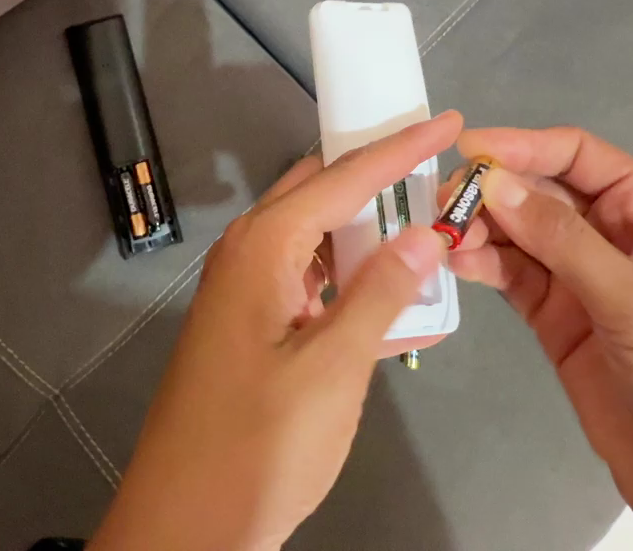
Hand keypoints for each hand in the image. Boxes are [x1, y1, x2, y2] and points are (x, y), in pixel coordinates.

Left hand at [89, 112, 461, 550]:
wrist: (184, 522)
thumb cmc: (259, 442)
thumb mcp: (333, 368)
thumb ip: (382, 295)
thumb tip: (426, 234)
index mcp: (264, 245)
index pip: (343, 177)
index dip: (400, 149)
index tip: (448, 122)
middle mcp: (249, 251)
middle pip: (323, 194)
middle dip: (381, 180)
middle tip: (440, 173)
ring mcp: (246, 287)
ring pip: (317, 237)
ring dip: (369, 235)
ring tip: (429, 234)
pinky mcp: (251, 322)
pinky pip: (309, 281)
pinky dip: (351, 282)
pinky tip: (397, 303)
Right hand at [447, 127, 632, 550]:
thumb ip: (564, 241)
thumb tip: (493, 179)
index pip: (579, 157)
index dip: (522, 146)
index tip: (465, 151)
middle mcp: (619, 239)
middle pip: (542, 192)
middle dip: (492, 190)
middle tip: (440, 202)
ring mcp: (589, 286)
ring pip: (521, 235)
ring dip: (481, 229)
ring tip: (442, 236)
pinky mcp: (564, 327)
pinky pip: (516, 280)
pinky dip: (485, 267)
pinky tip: (457, 264)